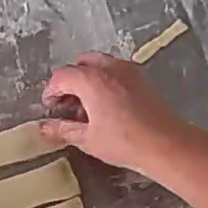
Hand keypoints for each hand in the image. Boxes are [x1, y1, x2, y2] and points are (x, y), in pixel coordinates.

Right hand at [38, 52, 207, 175]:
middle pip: (80, 64)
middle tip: (65, 104)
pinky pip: (114, 70)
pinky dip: (103, 81)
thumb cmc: (123, 141)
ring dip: (86, 80)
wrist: (163, 144)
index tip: (49, 107)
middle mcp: (110, 68)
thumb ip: (62, 129)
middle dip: (68, 81)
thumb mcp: (86, 139)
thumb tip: (43, 127)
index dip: (51, 91)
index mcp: (92, 80)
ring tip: (84, 107)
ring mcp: (128, 71)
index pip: (61, 76)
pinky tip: (103, 106)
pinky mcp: (140, 78)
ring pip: (98, 64)